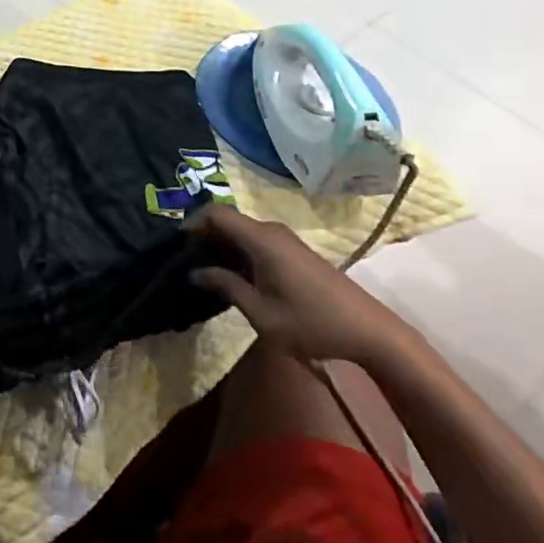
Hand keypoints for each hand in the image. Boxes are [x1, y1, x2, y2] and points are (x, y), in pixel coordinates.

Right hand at [185, 204, 419, 366]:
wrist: (368, 330)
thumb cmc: (311, 323)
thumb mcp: (262, 313)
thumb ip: (226, 287)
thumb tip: (195, 272)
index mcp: (261, 240)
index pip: (217, 212)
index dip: (193, 222)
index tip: (175, 244)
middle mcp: (271, 231)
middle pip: (228, 220)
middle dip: (204, 236)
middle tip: (185, 262)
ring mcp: (285, 240)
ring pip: (242, 231)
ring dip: (221, 246)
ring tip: (204, 272)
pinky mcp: (294, 252)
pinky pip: (256, 241)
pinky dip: (239, 252)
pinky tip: (233, 277)